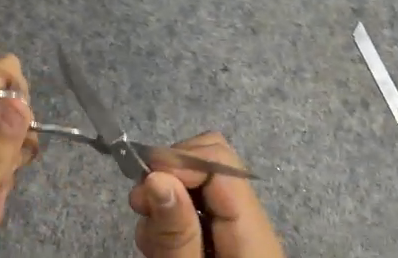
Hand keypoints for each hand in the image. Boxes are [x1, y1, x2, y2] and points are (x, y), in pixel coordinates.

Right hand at [129, 133, 282, 257]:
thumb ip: (175, 232)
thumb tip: (155, 176)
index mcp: (256, 231)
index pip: (220, 160)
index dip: (179, 159)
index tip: (144, 180)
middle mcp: (254, 221)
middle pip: (211, 161)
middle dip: (170, 173)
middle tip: (141, 206)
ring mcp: (244, 230)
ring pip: (202, 181)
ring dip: (168, 194)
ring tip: (150, 232)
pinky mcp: (230, 239)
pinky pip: (202, 205)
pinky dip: (175, 211)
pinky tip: (163, 238)